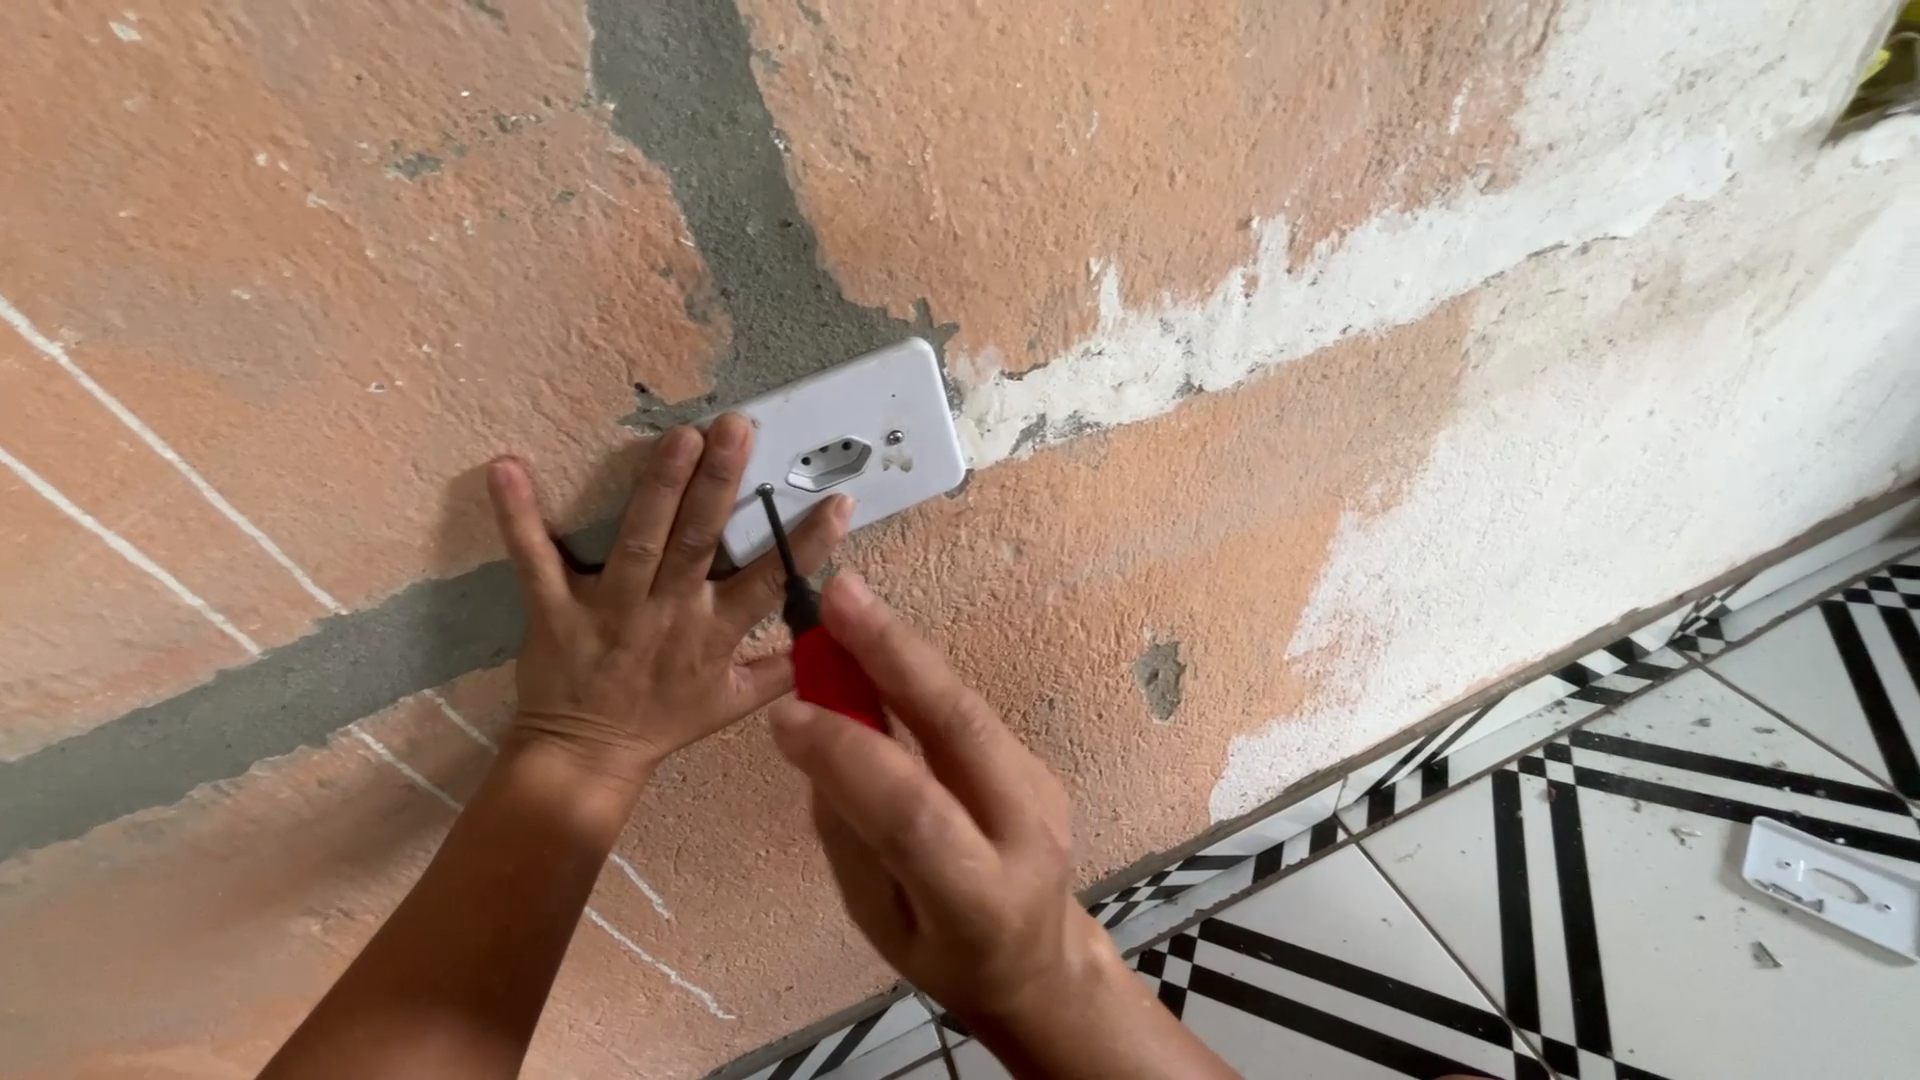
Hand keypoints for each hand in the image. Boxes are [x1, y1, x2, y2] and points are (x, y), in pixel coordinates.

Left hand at [487, 414, 851, 786]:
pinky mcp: (555, 610)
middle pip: (700, 541)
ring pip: (639, 539)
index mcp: (714, 632)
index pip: (769, 582)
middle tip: (736, 428)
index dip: (807, 543)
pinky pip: (535, 561)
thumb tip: (827, 637)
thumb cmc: (665, 722)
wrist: (586, 756)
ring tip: (679, 436)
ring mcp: (610, 608)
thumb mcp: (735, 704)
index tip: (838, 501)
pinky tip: (508, 466)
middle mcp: (668, 612)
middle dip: (721, 482)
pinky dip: (519, 516)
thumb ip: (782, 669)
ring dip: (659, 486)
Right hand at [766, 573, 1110, 1029]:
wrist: (1039, 956)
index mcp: (981, 900)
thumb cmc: (944, 955)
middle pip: (960, 728)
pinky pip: (966, 708)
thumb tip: (819, 733)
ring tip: (848, 601)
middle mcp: (1026, 830)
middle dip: (893, 655)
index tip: (787, 714)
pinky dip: (915, 671)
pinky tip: (876, 641)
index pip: (915, 813)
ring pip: (966, 704)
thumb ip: (851, 830)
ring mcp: (1040, 785)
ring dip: (901, 648)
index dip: (851, 756)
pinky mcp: (1036, 758)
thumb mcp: (879, 919)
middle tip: (838, 596)